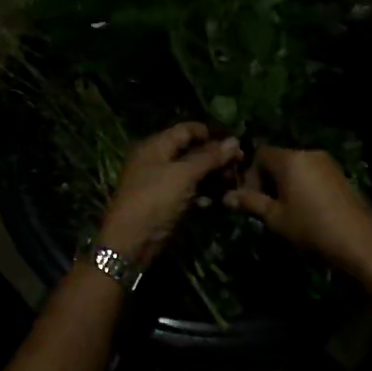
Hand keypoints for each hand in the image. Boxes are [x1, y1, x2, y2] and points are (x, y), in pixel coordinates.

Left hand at [96, 122, 241, 266]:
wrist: (132, 240)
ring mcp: (161, 182)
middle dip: (215, 157)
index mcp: (155, 146)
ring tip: (234, 183)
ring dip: (212, 176)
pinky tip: (218, 199)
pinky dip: (203, 192)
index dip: (210, 134)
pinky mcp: (166, 202)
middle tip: (239, 166)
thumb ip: (209, 157)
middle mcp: (157, 159)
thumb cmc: (155, 199)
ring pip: (192, 172)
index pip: (186, 130)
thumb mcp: (184, 175)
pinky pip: (188, 191)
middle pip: (191, 151)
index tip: (235, 143)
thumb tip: (234, 140)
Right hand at [224, 145, 371, 270]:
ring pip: (295, 167)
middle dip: (266, 179)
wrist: (359, 241)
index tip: (250, 198)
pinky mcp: (340, 175)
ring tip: (284, 210)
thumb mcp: (275, 217)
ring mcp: (328, 163)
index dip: (250, 174)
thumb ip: (250, 202)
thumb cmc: (310, 227)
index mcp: (290, 159)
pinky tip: (304, 210)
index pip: (260, 154)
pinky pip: (311, 173)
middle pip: (278, 159)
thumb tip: (226, 197)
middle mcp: (309, 154)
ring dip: (284, 184)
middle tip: (264, 206)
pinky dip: (301, 186)